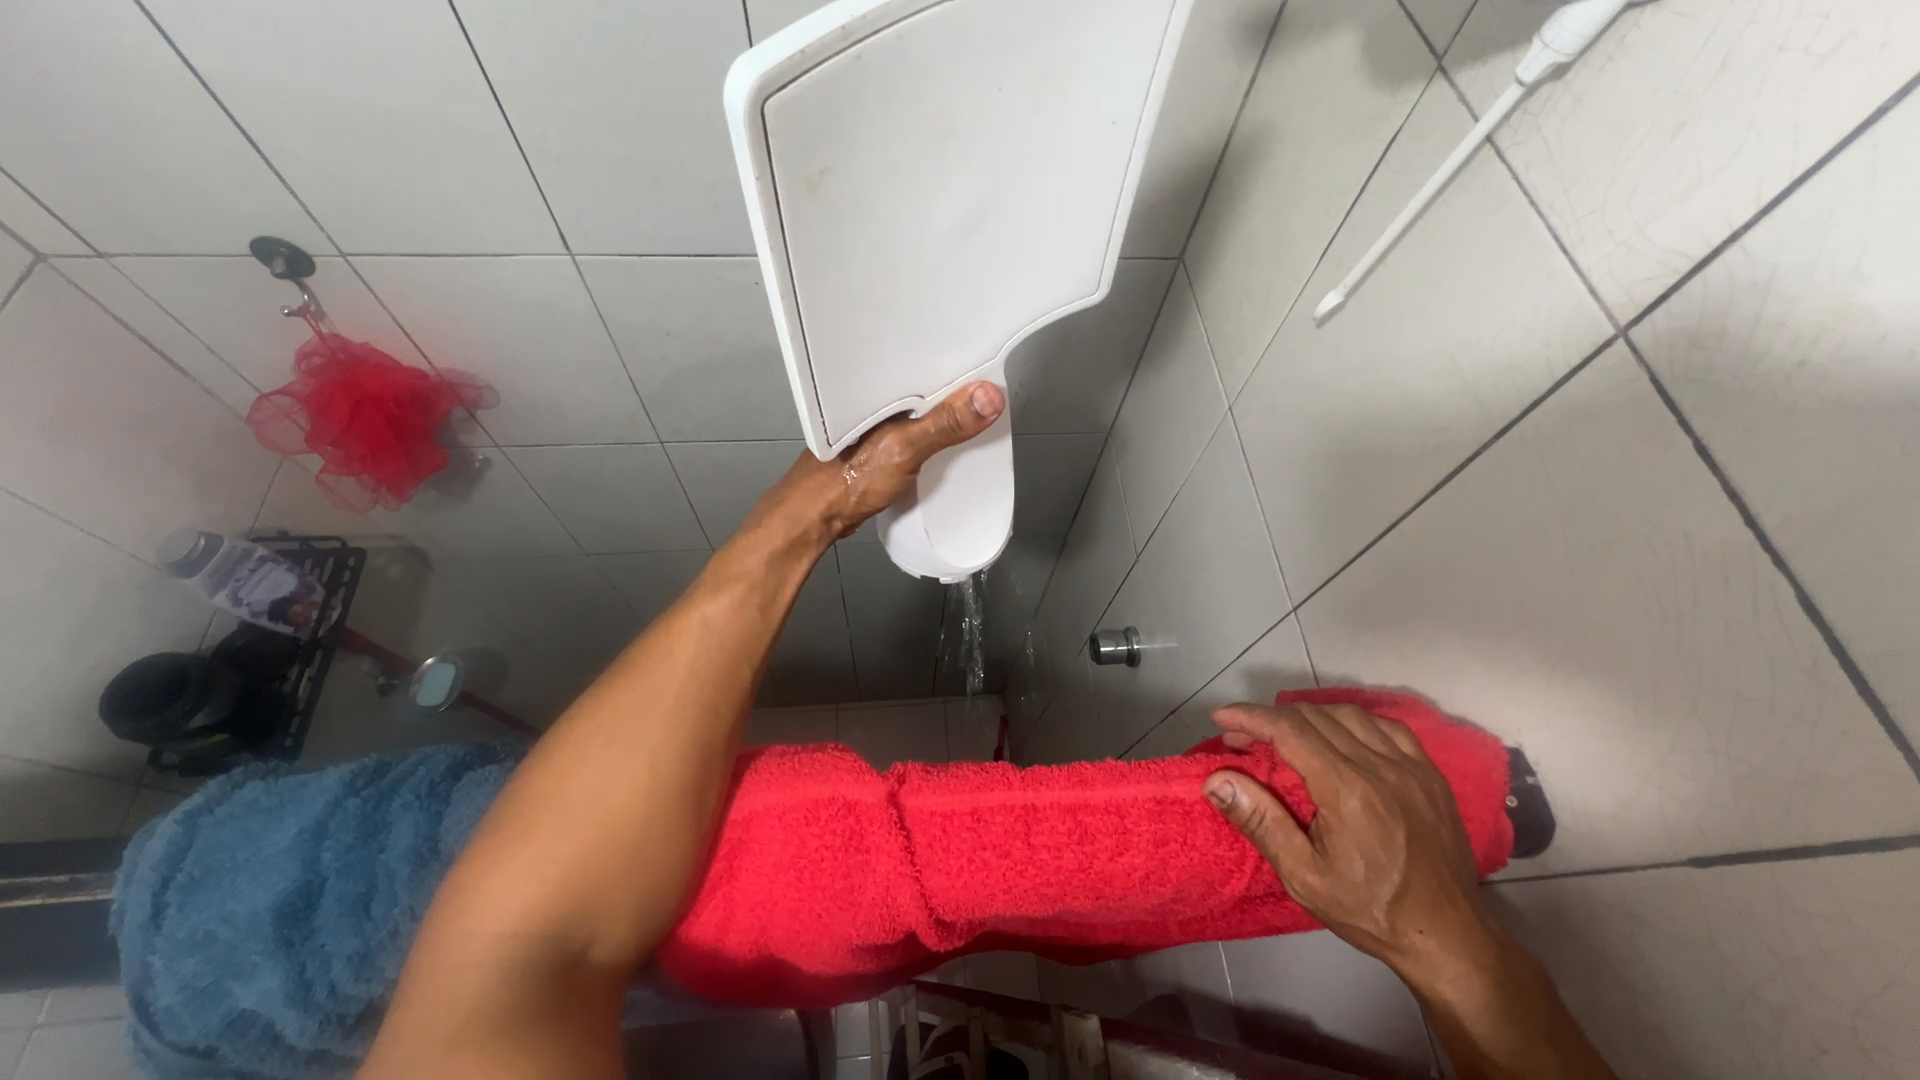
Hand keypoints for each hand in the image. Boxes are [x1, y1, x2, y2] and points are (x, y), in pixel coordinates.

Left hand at [763, 381, 1005, 539]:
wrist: (815, 518)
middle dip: (955, 393)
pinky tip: (942, 445)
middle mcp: (875, 401)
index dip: (960, 368)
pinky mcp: (879, 447)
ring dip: (943, 417)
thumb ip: (945, 424)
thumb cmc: (842, 483)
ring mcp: (876, 425)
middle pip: (927, 388)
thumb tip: (987, 397)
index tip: (990, 377)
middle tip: (987, 399)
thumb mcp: (904, 449)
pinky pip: (914, 434)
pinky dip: (931, 438)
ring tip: (971, 417)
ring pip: (920, 413)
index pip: (928, 364)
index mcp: (878, 387)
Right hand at [1203, 702, 1503, 980]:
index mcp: (1347, 789)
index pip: (1289, 730)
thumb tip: (1216, 780)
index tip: (1221, 718)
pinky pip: (1386, 727)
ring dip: (1308, 716)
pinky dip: (1352, 722)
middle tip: (1242, 737)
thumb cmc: (1369, 910)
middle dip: (1270, 718)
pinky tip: (1338, 736)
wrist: (1447, 936)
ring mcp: (1411, 767)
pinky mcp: (1430, 775)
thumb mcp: (1303, 876)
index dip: (1250, 717)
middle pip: (1315, 716)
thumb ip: (1260, 822)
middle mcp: (1380, 767)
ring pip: (1349, 715)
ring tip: (1283, 733)